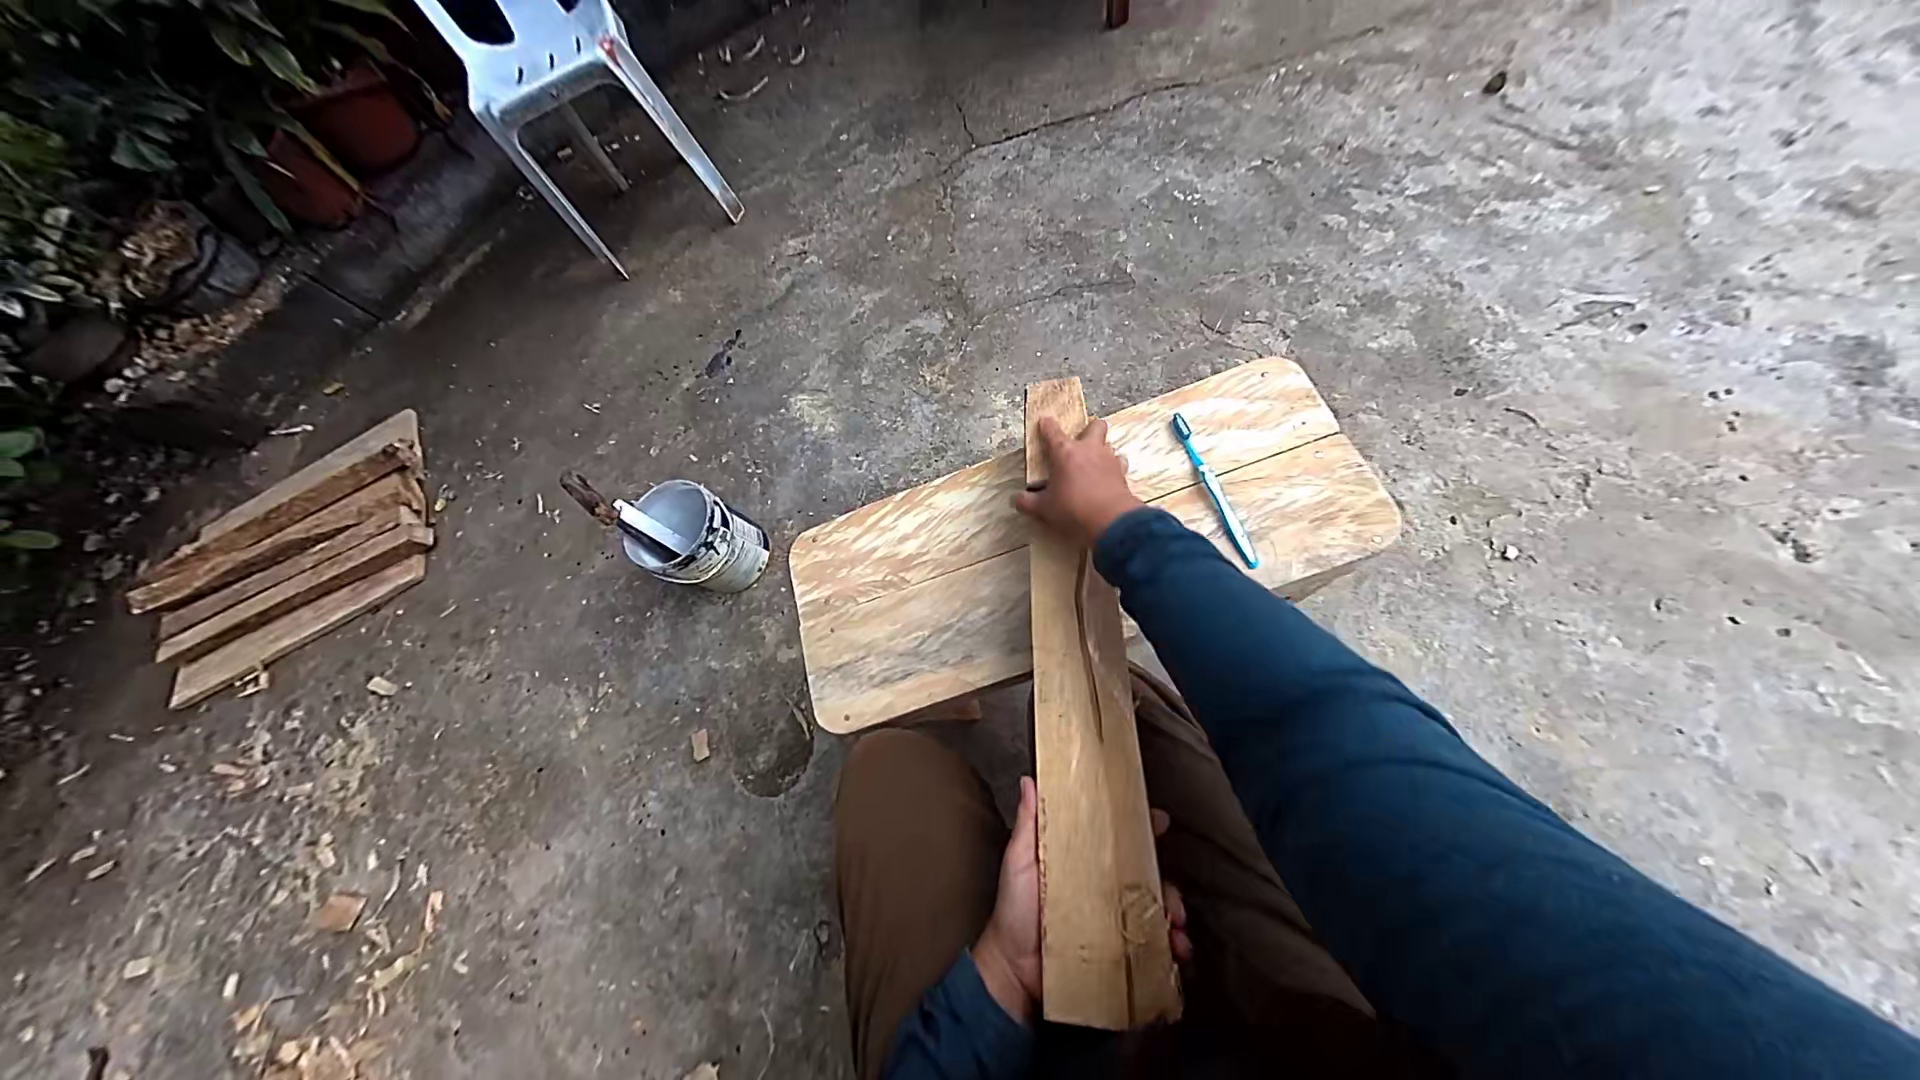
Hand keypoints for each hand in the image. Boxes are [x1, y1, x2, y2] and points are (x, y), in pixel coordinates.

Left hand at [974, 785, 1193, 1025]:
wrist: (1013, 968)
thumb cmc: (1014, 909)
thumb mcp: (1019, 859)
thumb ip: (1028, 823)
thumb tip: (1029, 781)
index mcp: (1082, 858)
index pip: (1117, 837)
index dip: (1141, 826)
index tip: (1158, 820)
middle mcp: (1102, 885)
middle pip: (1146, 873)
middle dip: (1167, 881)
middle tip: (1172, 895)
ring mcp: (1112, 917)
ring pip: (1154, 907)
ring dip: (1172, 914)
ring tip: (1175, 927)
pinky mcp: (1117, 948)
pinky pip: (1151, 943)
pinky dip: (1170, 946)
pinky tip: (1174, 950)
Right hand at [1013, 416, 1145, 547]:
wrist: (1110, 521)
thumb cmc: (1073, 509)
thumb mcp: (1044, 508)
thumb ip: (1028, 502)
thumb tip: (1017, 499)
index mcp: (1065, 452)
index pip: (1052, 431)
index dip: (1047, 425)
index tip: (1045, 422)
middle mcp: (1089, 449)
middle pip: (1095, 426)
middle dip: (1089, 429)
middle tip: (1080, 443)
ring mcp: (1109, 459)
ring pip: (1109, 444)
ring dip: (1101, 451)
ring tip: (1093, 464)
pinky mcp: (1123, 473)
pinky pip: (1119, 464)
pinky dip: (1113, 469)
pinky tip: (1107, 478)